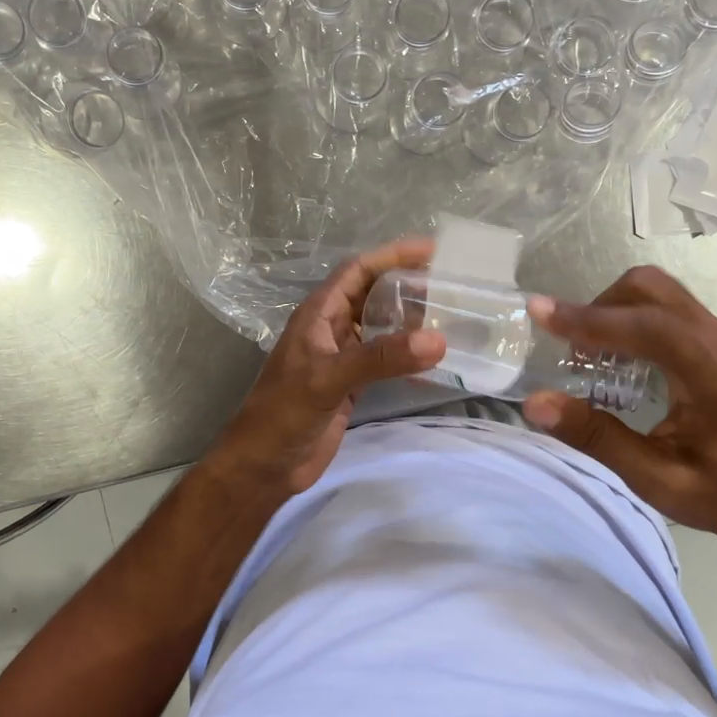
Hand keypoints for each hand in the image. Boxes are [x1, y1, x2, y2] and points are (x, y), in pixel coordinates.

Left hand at [205, 238, 446, 500]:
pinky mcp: (349, 387)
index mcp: (317, 315)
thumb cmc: (284, 414)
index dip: (391, 256)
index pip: (358, 271)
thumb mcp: (329, 379)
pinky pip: (383, 361)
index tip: (432, 251)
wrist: (263, 466)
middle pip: (373, 296)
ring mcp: (340, 359)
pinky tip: (432, 362)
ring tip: (451, 318)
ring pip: (380, 328)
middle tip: (452, 286)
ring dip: (410, 322)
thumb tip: (437, 340)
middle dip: (407, 287)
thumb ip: (380, 359)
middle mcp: (330, 330)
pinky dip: (406, 357)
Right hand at [520, 267, 716, 547]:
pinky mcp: (710, 342)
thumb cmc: (713, 496)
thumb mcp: (651, 478)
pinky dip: (626, 318)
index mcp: (714, 379)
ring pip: (656, 292)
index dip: (593, 319)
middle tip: (568, 348)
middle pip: (652, 290)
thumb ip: (596, 437)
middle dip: (599, 307)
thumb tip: (535, 402)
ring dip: (611, 310)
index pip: (651, 328)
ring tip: (586, 354)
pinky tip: (612, 356)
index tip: (539, 315)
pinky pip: (662, 308)